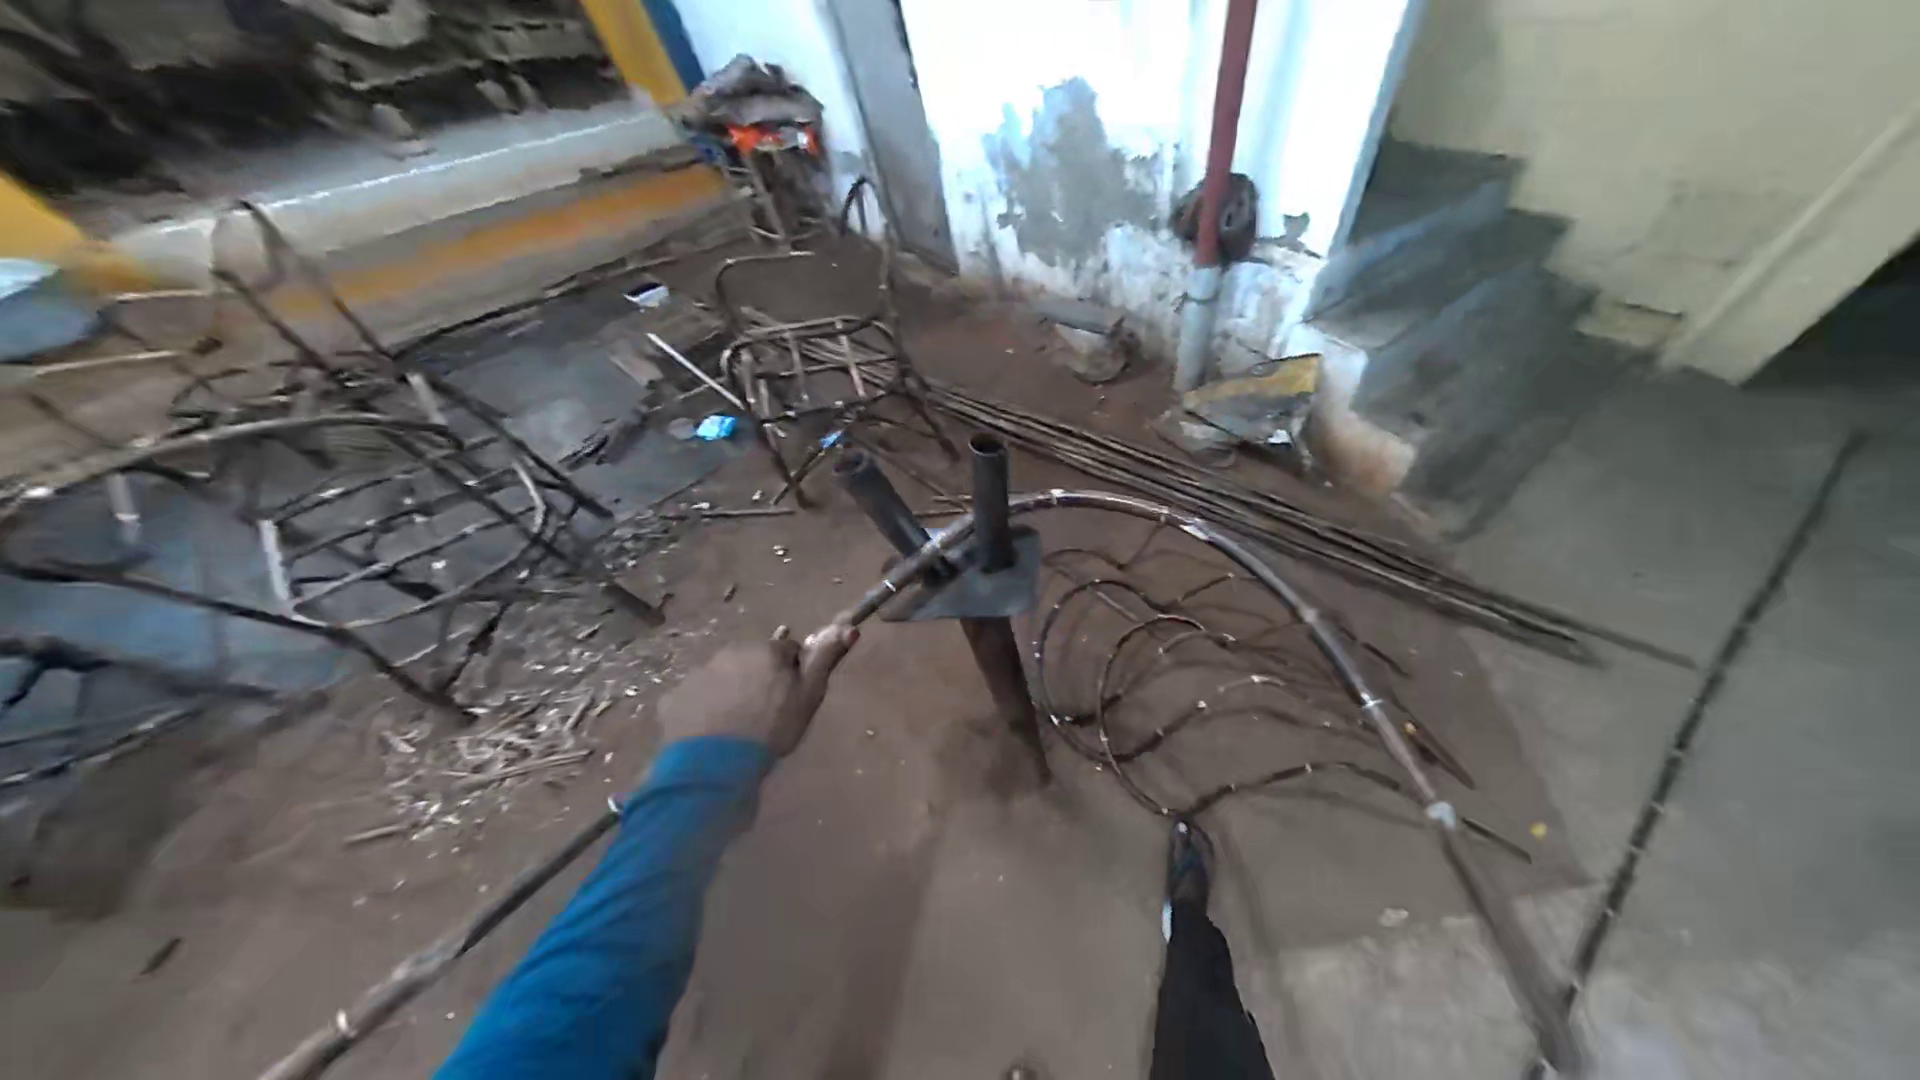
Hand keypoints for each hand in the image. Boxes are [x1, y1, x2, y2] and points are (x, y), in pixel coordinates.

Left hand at [656, 625, 858, 756]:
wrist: (715, 764)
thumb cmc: (772, 729)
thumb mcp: (809, 697)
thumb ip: (826, 660)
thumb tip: (849, 628)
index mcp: (767, 650)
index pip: (787, 651)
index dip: (791, 673)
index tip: (790, 698)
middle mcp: (731, 651)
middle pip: (752, 660)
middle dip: (758, 678)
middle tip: (763, 713)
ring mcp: (699, 673)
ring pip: (722, 677)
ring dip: (730, 692)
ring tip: (736, 726)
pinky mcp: (674, 697)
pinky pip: (695, 698)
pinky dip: (703, 709)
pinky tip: (710, 733)